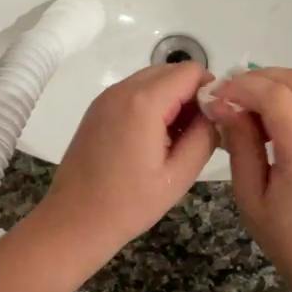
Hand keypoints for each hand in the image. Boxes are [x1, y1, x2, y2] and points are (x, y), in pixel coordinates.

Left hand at [37, 62, 218, 255]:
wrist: (75, 220)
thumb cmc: (129, 204)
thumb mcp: (179, 175)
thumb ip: (205, 136)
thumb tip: (216, 113)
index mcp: (144, 102)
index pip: (191, 72)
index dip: (210, 91)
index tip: (213, 122)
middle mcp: (122, 90)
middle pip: (171, 70)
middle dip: (190, 95)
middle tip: (195, 134)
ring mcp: (105, 98)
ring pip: (152, 80)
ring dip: (171, 100)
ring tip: (174, 141)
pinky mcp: (97, 110)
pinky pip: (133, 93)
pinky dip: (150, 106)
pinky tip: (152, 141)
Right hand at [204, 68, 291, 286]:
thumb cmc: (287, 238)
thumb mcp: (251, 196)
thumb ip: (240, 146)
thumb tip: (224, 107)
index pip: (276, 96)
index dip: (242, 87)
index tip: (215, 96)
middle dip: (258, 77)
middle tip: (227, 94)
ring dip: (273, 86)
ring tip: (243, 106)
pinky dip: (287, 99)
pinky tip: (264, 121)